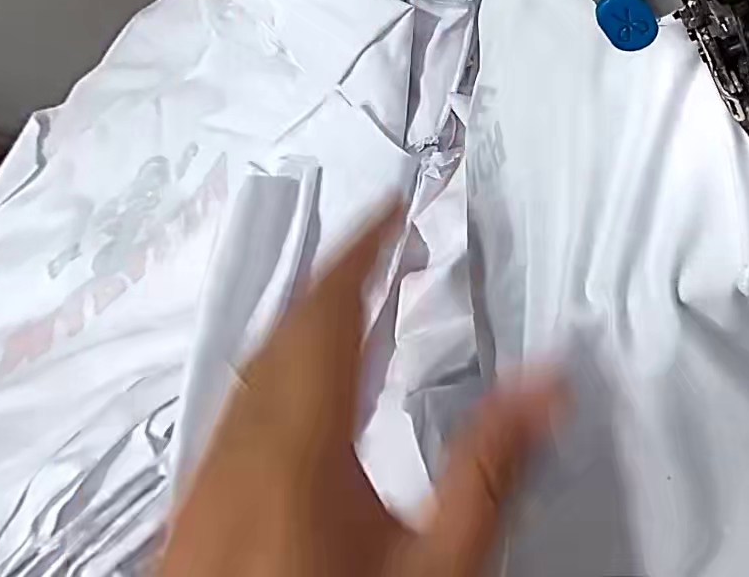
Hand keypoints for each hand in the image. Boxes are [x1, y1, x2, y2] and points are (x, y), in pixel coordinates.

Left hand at [160, 204, 563, 576]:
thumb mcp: (437, 565)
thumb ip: (494, 463)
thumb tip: (552, 379)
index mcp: (296, 449)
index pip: (328, 316)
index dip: (361, 249)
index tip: (393, 207)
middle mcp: (239, 453)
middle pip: (284, 329)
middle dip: (338, 269)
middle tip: (386, 235)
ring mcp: (206, 484)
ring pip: (254, 363)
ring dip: (307, 310)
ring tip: (356, 286)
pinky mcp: (196, 513)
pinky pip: (239, 402)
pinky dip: (281, 356)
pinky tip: (305, 375)